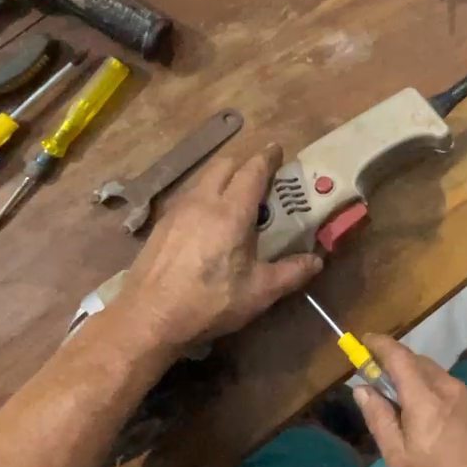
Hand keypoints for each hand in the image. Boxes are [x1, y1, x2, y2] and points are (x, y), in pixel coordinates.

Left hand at [108, 142, 321, 349]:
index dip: (267, 158)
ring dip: (224, 176)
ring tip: (238, 193)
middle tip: (262, 174)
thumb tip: (316, 260)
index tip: (278, 150)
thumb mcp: (259, 292)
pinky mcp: (162, 224)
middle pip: (224, 165)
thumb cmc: (209, 302)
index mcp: (231, 213)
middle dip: (245, 162)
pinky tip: (211, 217)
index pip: (252, 172)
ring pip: (204, 178)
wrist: (149, 317)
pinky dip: (207, 192)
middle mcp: (203, 202)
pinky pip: (190, 194)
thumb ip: (291, 272)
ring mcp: (178, 211)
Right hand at [352, 335, 466, 466]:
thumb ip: (379, 419)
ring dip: (417, 378)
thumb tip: (362, 389)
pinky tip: (435, 417)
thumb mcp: (399, 458)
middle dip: (396, 363)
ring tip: (406, 404)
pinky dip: (436, 390)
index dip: (379, 344)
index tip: (365, 342)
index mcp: (425, 397)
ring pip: (436, 374)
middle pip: (418, 361)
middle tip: (380, 381)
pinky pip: (452, 387)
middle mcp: (449, 386)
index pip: (398, 356)